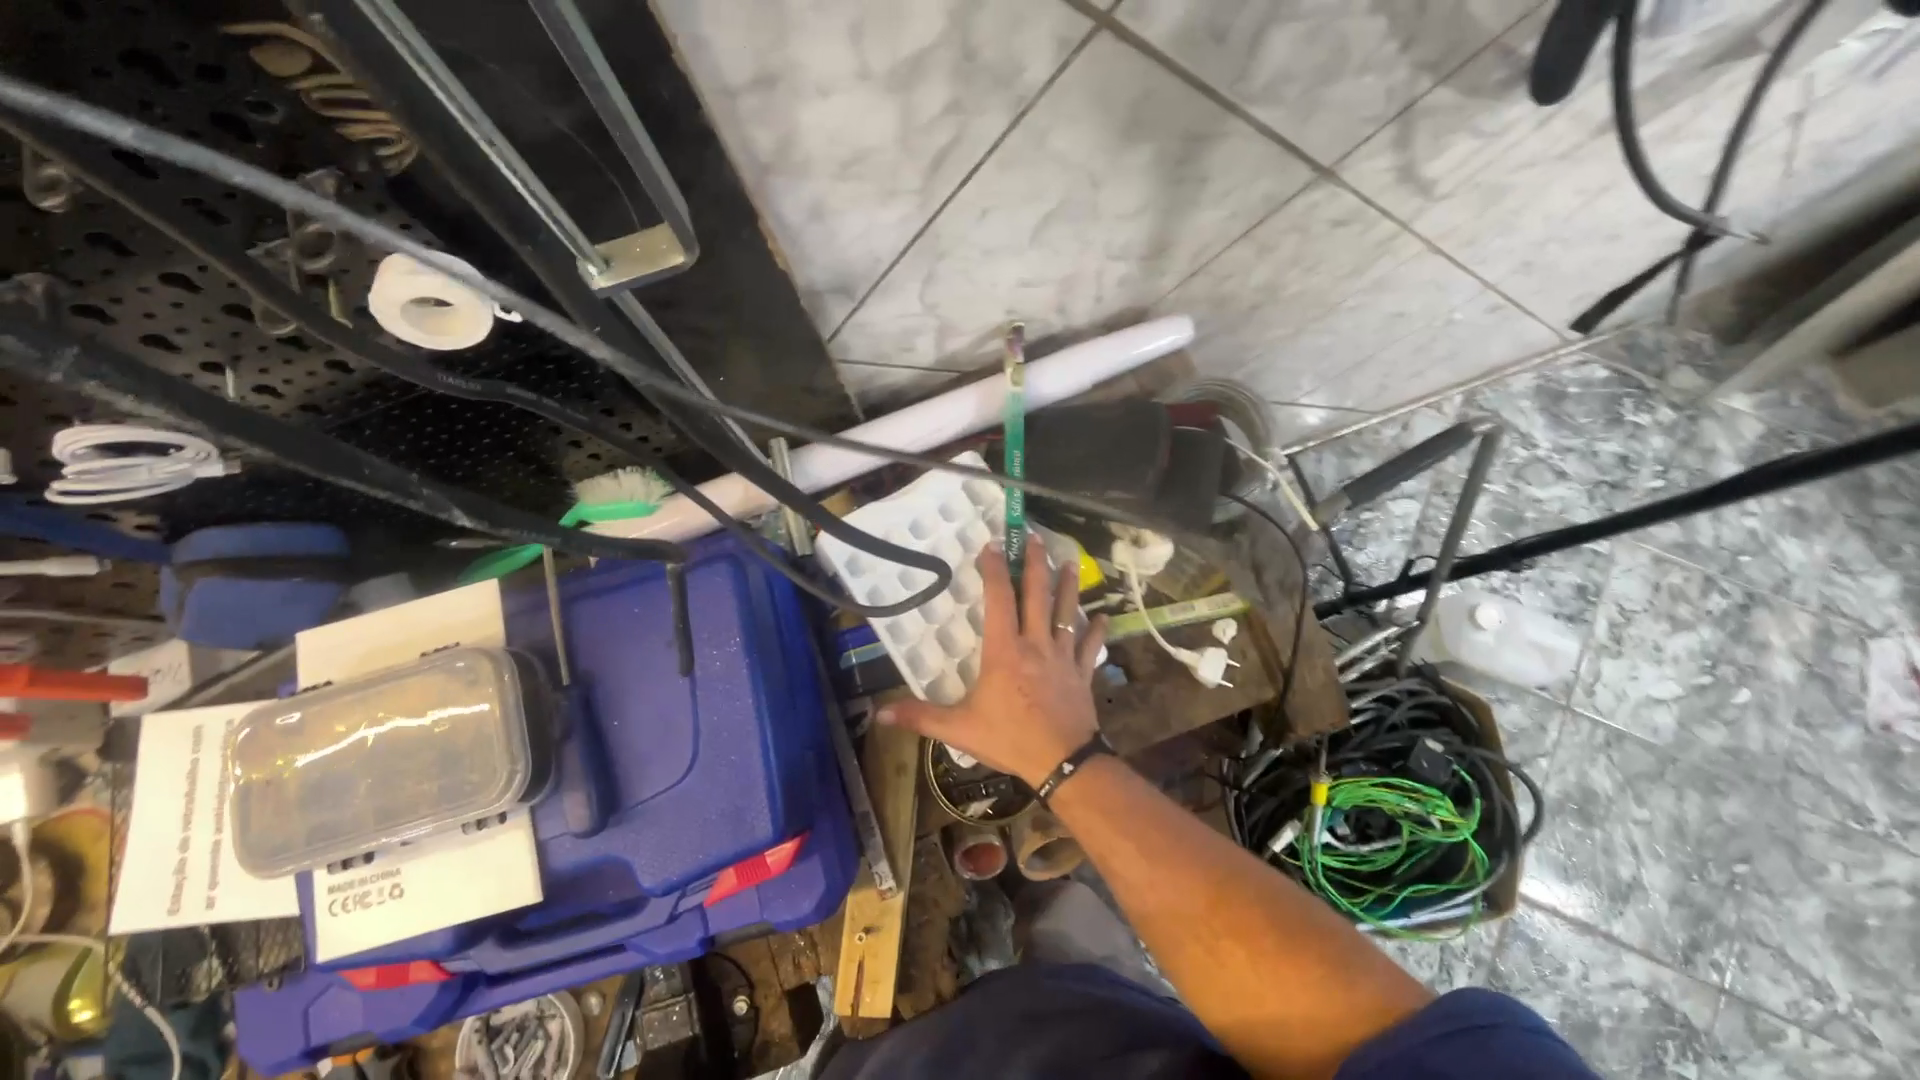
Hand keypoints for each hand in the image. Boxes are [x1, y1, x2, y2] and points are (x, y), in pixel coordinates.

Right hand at [877, 542, 1106, 786]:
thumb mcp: (959, 729)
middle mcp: (1035, 645)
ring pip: (1067, 613)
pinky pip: (1090, 647)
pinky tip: (1104, 617)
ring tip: (1070, 563)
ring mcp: (1063, 658)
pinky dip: (1096, 631)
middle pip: (1037, 595)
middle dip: (1035, 564)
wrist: (1063, 762)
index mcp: (1004, 651)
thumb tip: (879, 714)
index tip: (990, 546)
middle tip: (1034, 538)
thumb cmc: (1010, 739)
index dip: (994, 570)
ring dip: (1068, 587)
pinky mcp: (1081, 674)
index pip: (999, 599)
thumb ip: (920, 717)